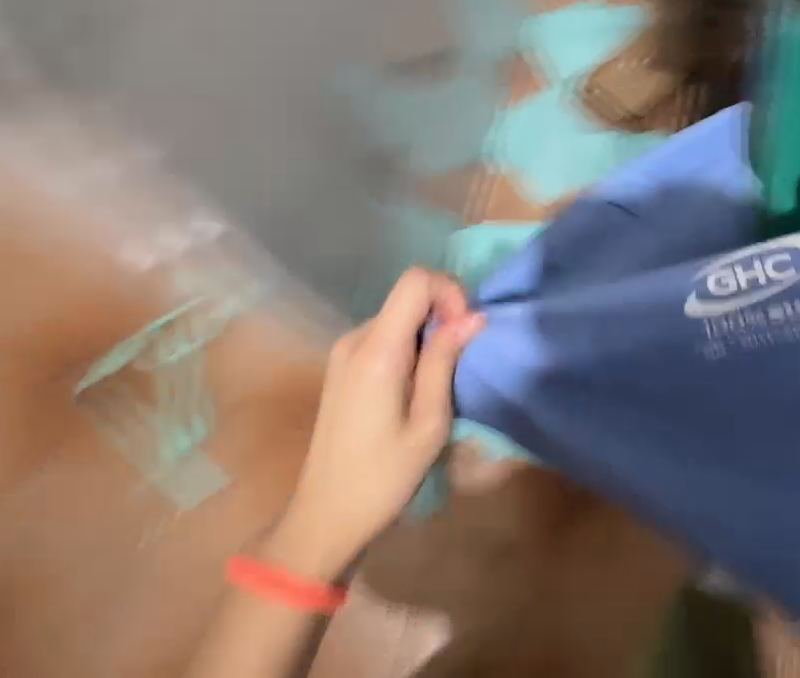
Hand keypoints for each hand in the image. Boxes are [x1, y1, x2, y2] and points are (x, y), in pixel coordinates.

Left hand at [267, 268, 483, 578]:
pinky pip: (385, 335)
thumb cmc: (384, 477)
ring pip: (399, 315)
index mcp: (376, 351)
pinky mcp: (342, 367)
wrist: (325, 518)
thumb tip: (474, 316)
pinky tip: (415, 387)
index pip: (416, 280)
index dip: (449, 292)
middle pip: (408, 296)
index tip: (465, 331)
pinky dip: (411, 345)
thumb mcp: (429, 423)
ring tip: (440, 380)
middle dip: (444, 314)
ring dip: (428, 332)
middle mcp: (355, 340)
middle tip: (461, 361)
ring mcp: (343, 352)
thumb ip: (445, 362)